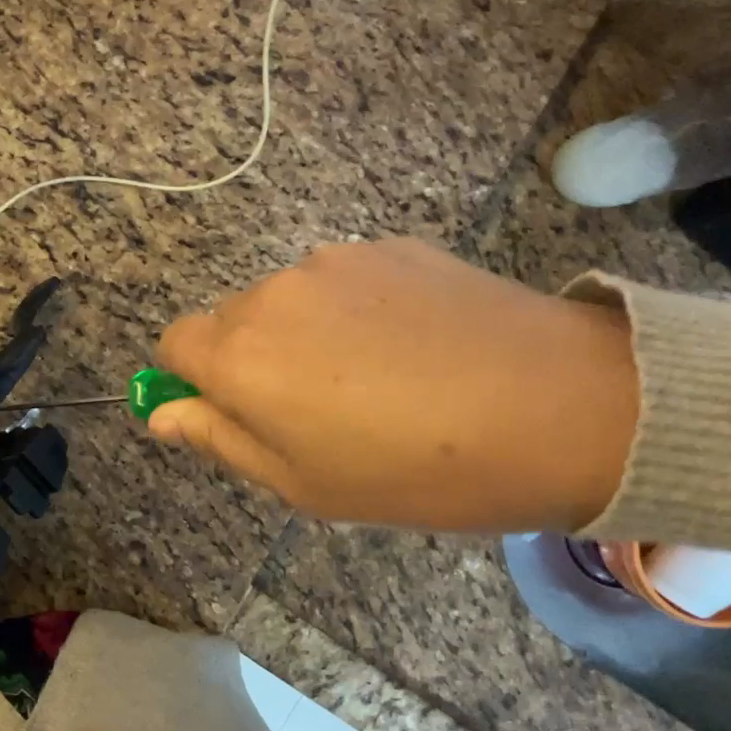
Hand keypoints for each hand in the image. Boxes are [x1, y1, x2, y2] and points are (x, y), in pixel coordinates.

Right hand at [148, 239, 637, 533]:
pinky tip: (416, 344)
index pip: (173, 345)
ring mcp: (331, 264)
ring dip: (305, 330)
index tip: (237, 410)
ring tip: (378, 375)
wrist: (568, 409)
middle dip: (253, 357)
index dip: (193, 378)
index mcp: (236, 356)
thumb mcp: (303, 484)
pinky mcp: (389, 247)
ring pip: (287, 299)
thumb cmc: (418, 470)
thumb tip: (161, 414)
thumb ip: (218, 440)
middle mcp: (269, 296)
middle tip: (318, 407)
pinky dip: (357, 308)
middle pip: (229, 320)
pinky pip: (343, 280)